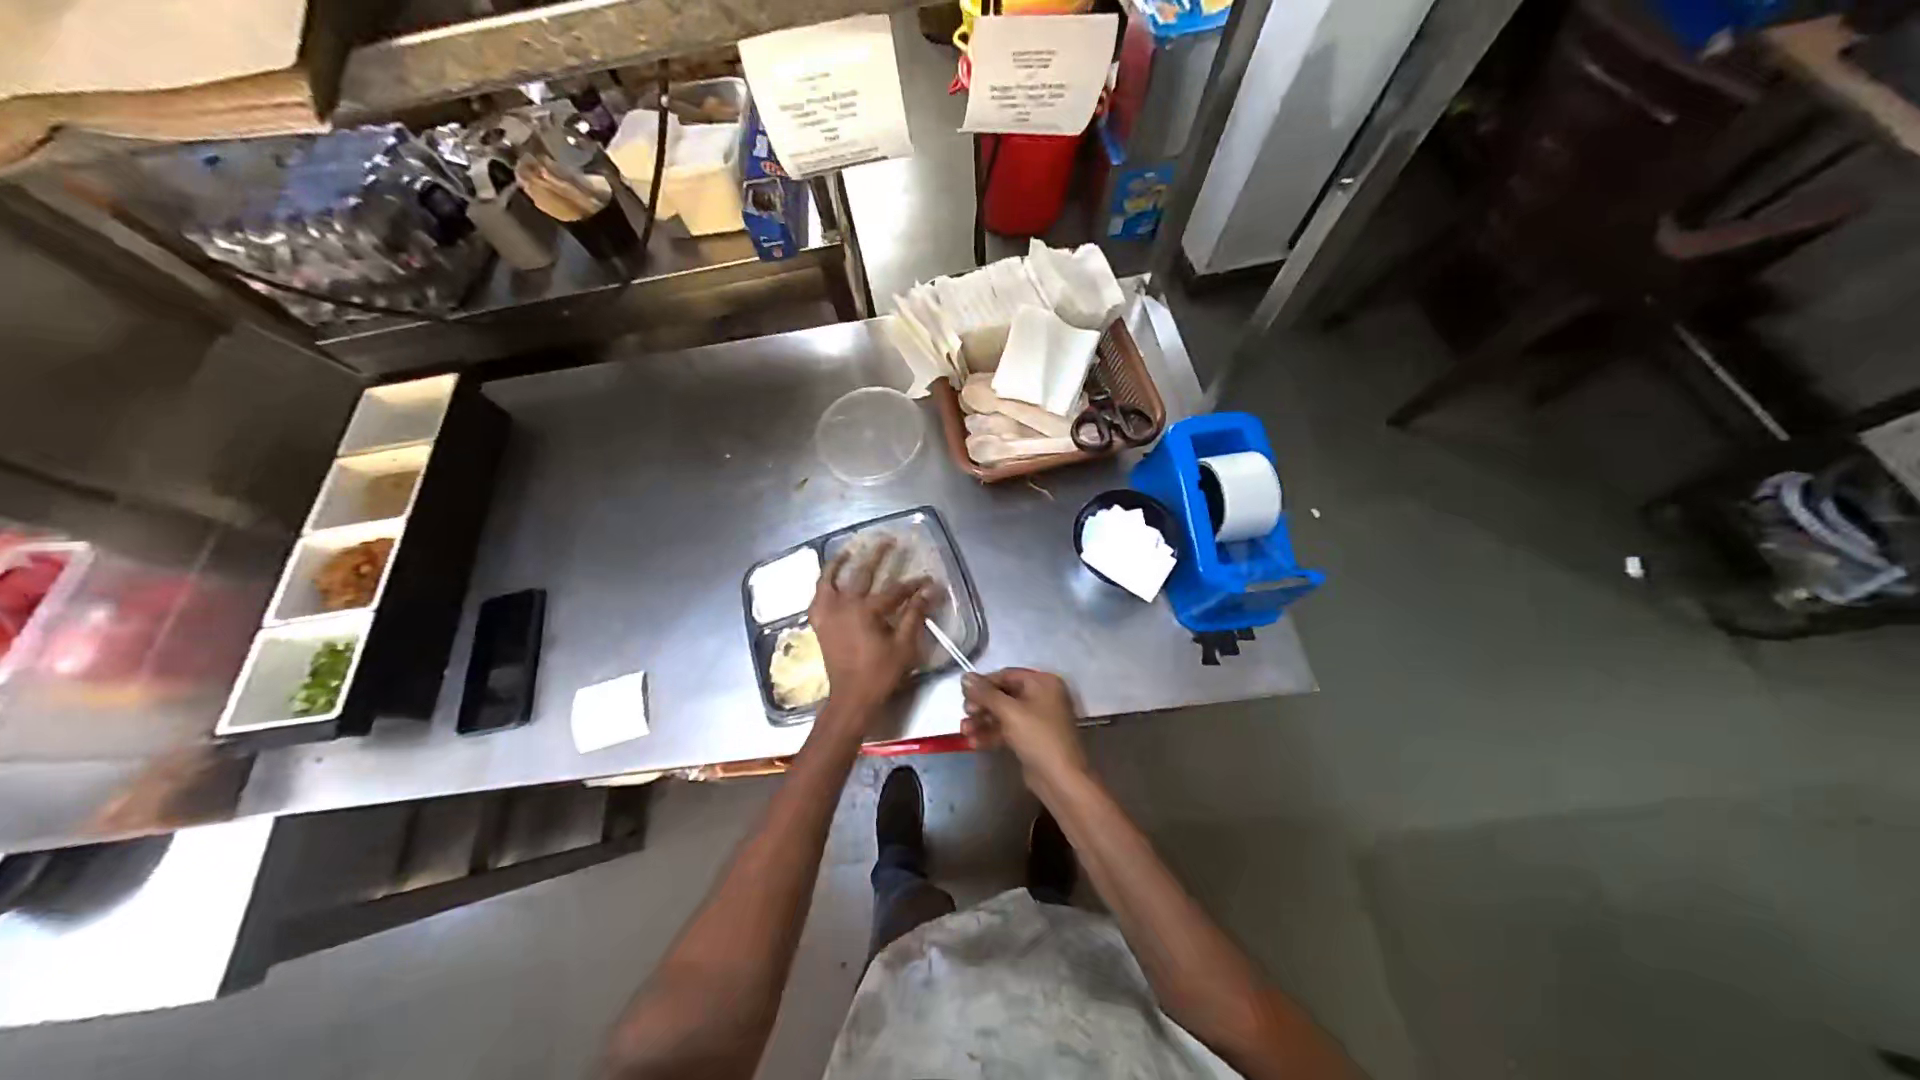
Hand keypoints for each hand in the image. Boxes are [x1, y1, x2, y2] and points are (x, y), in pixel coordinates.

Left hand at [808, 539, 934, 713]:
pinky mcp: (820, 623)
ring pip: (831, 579)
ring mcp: (828, 613)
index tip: (927, 579)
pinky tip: (830, 579)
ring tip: (849, 549)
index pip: (895, 591)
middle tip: (889, 541)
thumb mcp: (904, 646)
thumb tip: (930, 591)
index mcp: (867, 611)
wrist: (851, 698)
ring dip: (841, 562)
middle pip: (862, 573)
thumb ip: (915, 615)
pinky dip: (824, 583)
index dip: (913, 584)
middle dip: (879, 556)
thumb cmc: (881, 674)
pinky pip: (818, 595)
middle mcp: (844, 605)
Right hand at [960, 668, 1088, 790]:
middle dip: (981, 705)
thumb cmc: (1038, 737)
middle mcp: (1041, 696)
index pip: (1006, 675)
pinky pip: (1007, 730)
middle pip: (1003, 695)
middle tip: (965, 714)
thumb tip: (965, 676)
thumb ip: (985, 693)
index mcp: (1043, 682)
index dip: (983, 684)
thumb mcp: (1009, 712)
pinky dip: (991, 734)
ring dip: (982, 721)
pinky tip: (973, 743)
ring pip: (1003, 714)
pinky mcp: (1031, 738)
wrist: (1061, 779)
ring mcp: (1036, 718)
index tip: (963, 694)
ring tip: (964, 732)